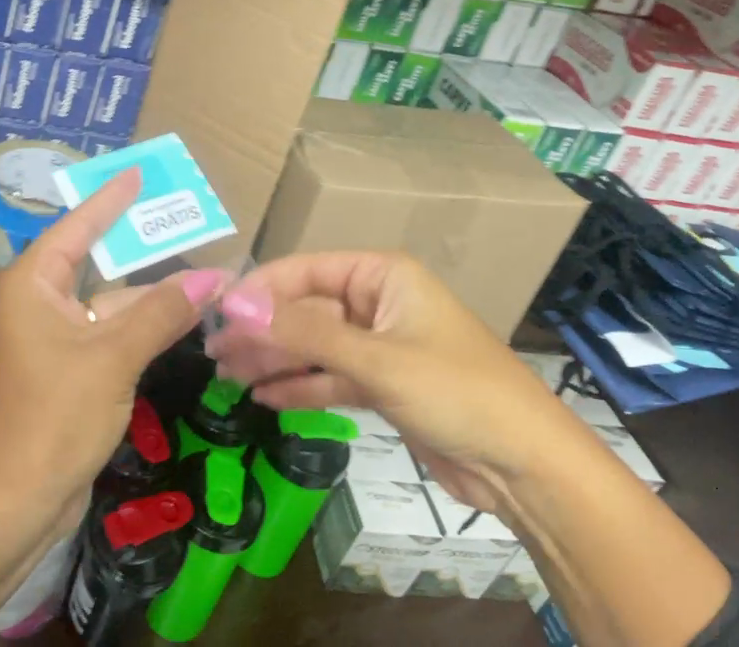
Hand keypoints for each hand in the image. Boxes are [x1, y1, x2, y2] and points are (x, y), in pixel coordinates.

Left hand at [0, 169, 225, 505]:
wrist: (15, 499)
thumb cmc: (54, 415)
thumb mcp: (112, 356)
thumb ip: (161, 312)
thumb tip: (213, 277)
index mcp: (30, 284)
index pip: (75, 227)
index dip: (109, 200)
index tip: (137, 174)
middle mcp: (34, 304)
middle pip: (92, 264)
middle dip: (138, 250)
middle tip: (178, 219)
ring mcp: (47, 341)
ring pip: (104, 305)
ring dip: (146, 297)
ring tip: (200, 275)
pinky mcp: (61, 373)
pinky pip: (103, 335)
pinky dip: (136, 328)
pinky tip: (176, 319)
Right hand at [208, 251, 582, 510]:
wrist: (525, 466)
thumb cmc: (456, 391)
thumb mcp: (375, 359)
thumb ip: (303, 333)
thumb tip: (235, 307)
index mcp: (382, 276)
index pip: (305, 271)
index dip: (260, 291)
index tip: (216, 315)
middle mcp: (377, 303)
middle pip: (305, 310)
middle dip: (261, 331)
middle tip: (214, 354)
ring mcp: (379, 345)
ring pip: (313, 346)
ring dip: (273, 360)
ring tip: (227, 377)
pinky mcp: (382, 385)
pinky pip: (330, 377)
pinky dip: (300, 386)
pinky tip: (264, 397)